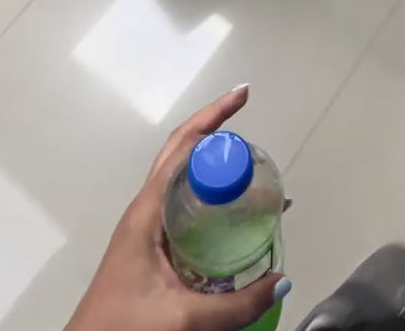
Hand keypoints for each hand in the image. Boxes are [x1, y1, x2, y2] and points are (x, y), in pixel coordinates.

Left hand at [65, 86, 288, 330]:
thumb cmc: (122, 329)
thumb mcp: (181, 319)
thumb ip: (235, 306)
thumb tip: (282, 280)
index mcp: (147, 211)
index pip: (182, 146)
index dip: (213, 117)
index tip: (243, 97)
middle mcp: (146, 210)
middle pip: (182, 153)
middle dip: (215, 130)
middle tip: (249, 119)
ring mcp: (147, 229)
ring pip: (184, 180)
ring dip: (213, 165)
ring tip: (252, 170)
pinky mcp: (152, 250)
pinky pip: (186, 207)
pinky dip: (211, 198)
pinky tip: (235, 216)